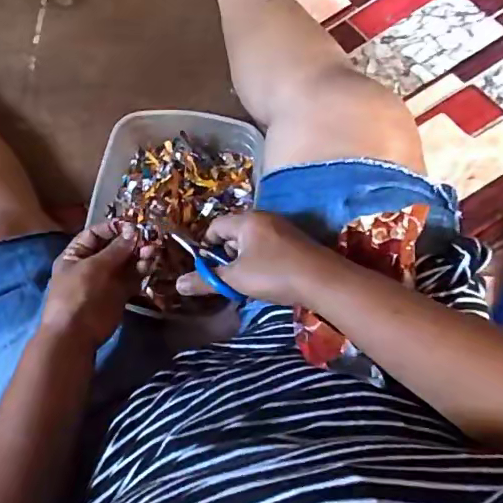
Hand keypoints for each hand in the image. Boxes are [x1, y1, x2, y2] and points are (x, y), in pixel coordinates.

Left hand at [39, 221, 146, 346]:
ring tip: (153, 252)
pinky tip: (151, 265)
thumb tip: (133, 231)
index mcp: (75, 254)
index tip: (135, 225)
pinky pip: (132, 278)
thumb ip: (115, 250)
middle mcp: (91, 265)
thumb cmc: (78, 296)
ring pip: (125, 263)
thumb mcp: (93, 268)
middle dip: (131, 242)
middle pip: (113, 248)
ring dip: (139, 256)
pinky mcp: (119, 295)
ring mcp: (106, 280)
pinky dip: (141, 271)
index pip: (96, 234)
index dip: (114, 228)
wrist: (75, 336)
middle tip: (151, 238)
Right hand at [175, 211, 332, 305]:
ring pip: (253, 240)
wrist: (324, 281)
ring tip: (249, 280)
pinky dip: (263, 259)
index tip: (209, 267)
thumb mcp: (235, 280)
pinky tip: (270, 277)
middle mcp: (264, 218)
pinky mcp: (297, 240)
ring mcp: (283, 228)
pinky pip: (270, 245)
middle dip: (228, 254)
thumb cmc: (274, 274)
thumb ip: (206, 280)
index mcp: (246, 221)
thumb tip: (178, 284)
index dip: (207, 246)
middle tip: (230, 275)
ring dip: (246, 258)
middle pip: (234, 232)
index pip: (215, 226)